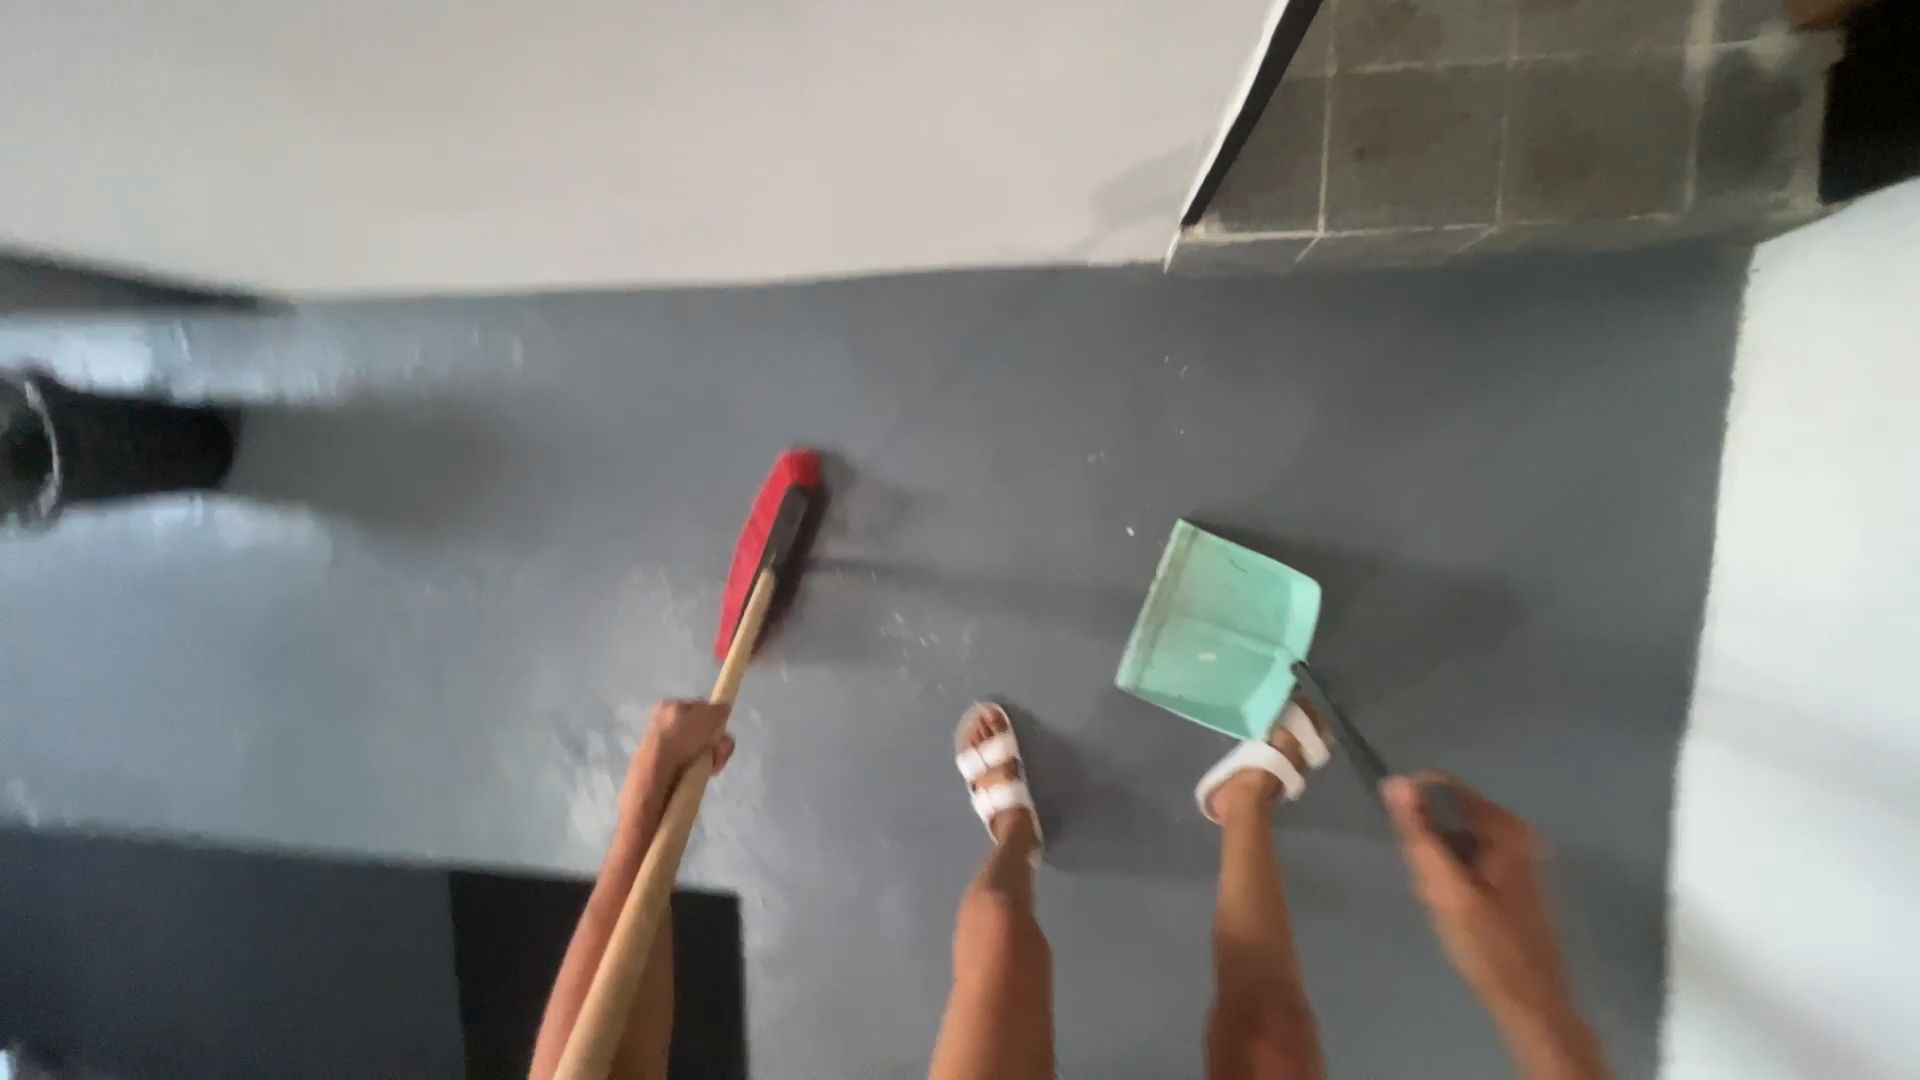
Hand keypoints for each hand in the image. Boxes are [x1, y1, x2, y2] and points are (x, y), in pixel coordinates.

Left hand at [624, 700, 734, 812]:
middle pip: (705, 730)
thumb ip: (718, 710)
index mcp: (669, 707)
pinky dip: (705, 768)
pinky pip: (697, 764)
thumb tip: (723, 709)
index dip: (714, 717)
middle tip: (718, 749)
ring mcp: (669, 749)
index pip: (700, 707)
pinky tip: (706, 773)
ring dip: (715, 755)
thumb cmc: (679, 740)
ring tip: (712, 765)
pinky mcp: (671, 769)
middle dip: (717, 740)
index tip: (720, 727)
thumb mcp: (705, 716)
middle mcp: (667, 726)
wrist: (655, 777)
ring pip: (704, 748)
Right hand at [1383, 773, 1571, 1020]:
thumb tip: (1393, 779)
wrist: (1530, 1004)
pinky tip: (1448, 902)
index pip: (1441, 786)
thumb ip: (1418, 831)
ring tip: (1435, 893)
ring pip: (1449, 836)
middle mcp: (1514, 833)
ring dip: (1433, 859)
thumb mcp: (1444, 884)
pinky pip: (1460, 856)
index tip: (1403, 840)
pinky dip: (1446, 872)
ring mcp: (1512, 856)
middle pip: (1445, 812)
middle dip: (1424, 839)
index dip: (1412, 805)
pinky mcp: (1506, 877)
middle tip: (1424, 877)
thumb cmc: (1488, 943)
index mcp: (1505, 827)